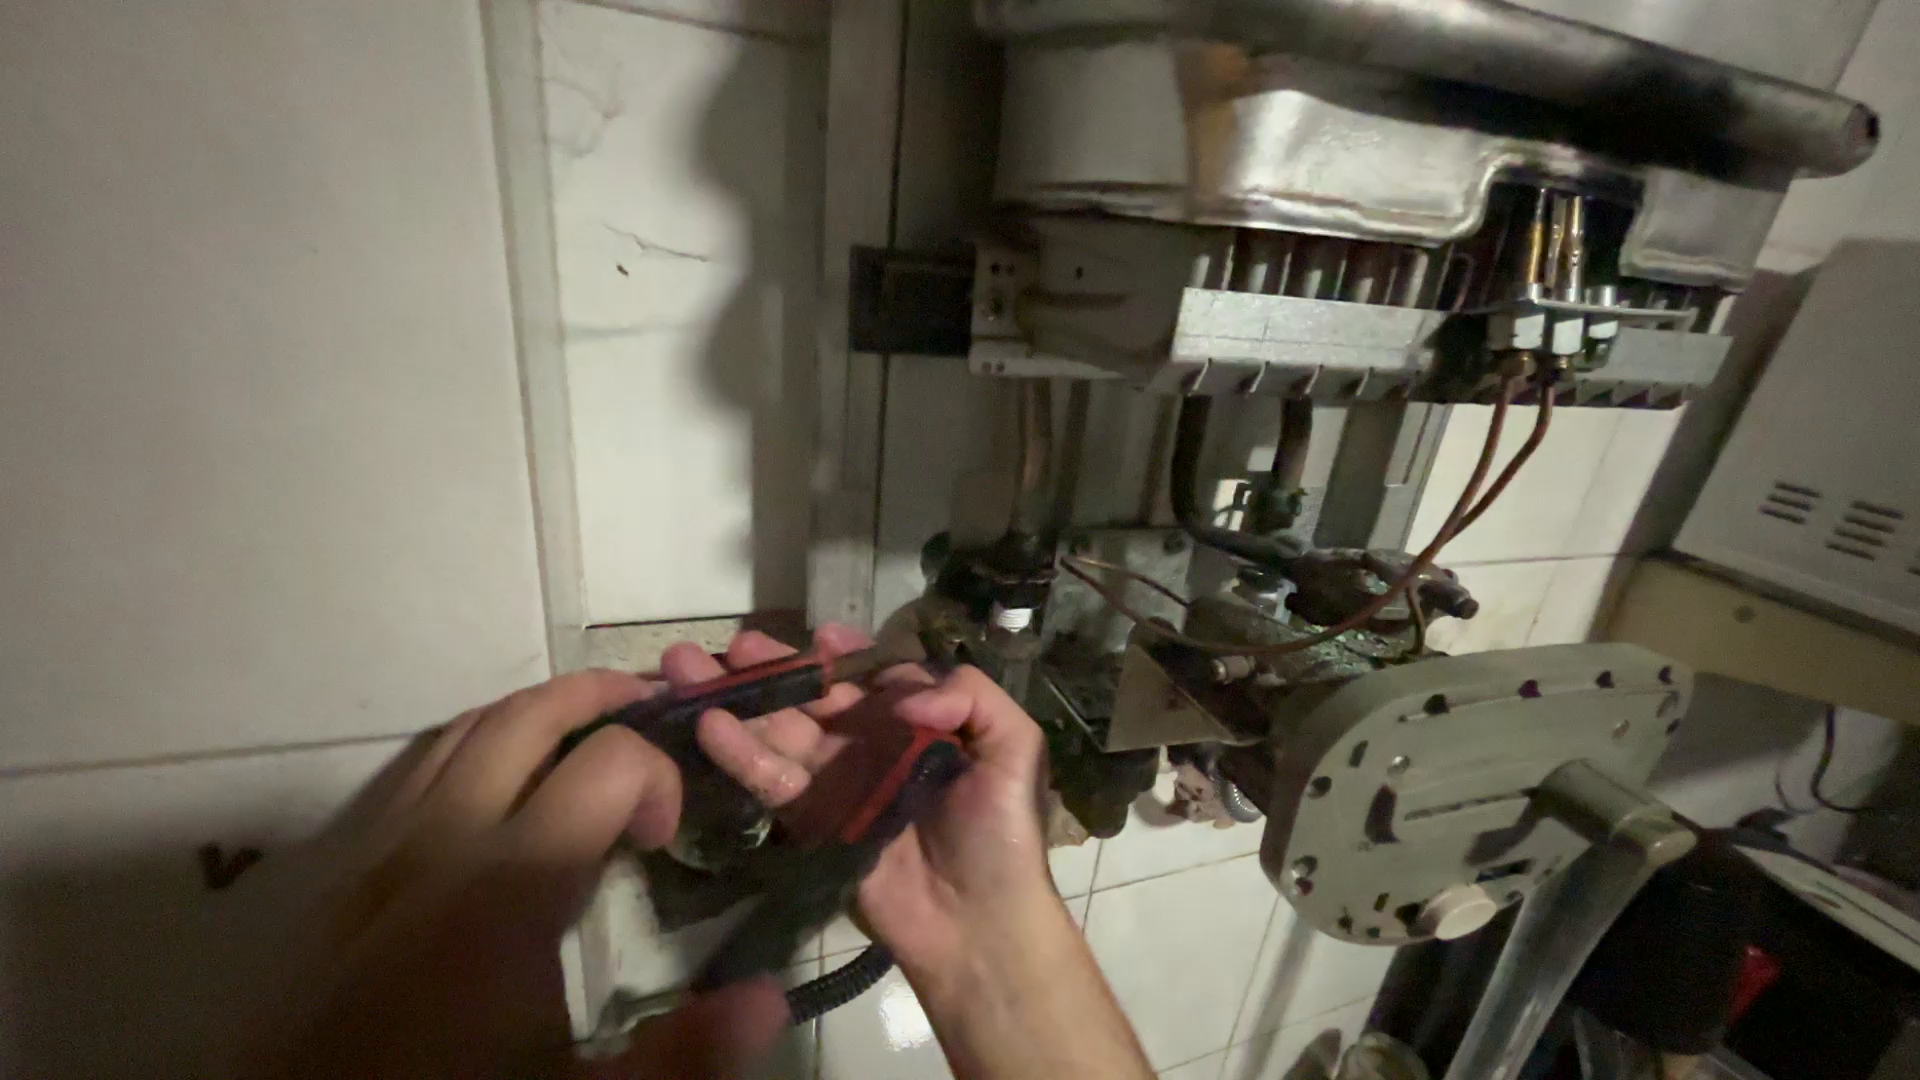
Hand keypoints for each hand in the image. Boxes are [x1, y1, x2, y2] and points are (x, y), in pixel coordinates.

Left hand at [245, 670, 789, 1079]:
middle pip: (531, 714)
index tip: (664, 832)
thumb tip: (774, 997)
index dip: (660, 776)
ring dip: (539, 709)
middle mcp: (443, 840)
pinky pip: (417, 762)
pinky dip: (477, 740)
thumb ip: (683, 1052)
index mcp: (511, 884)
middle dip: (603, 694)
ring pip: (468, 725)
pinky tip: (499, 779)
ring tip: (587, 728)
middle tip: (650, 705)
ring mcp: (380, 845)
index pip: (610, 763)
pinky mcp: (338, 867)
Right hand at [672, 626, 1062, 980]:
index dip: (844, 655)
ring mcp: (838, 779)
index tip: (819, 638)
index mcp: (917, 719)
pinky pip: (773, 778)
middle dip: (776, 667)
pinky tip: (710, 725)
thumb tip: (898, 692)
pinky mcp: (813, 819)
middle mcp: (872, 741)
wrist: (979, 921)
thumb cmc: (1001, 830)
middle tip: (734, 645)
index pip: (873, 675)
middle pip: (816, 696)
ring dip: (740, 698)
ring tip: (689, 667)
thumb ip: (970, 692)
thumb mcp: (1014, 744)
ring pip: (783, 728)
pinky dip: (741, 752)